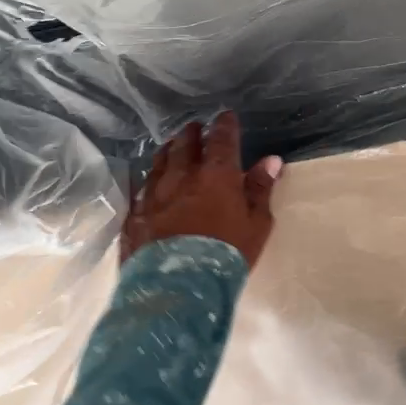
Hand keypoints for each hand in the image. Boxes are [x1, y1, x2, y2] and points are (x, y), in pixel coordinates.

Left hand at [122, 110, 282, 267]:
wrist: (178, 289)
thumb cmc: (226, 254)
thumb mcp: (257, 223)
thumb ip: (260, 189)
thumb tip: (271, 161)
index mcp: (216, 176)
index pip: (221, 140)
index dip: (224, 125)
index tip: (226, 115)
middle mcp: (182, 178)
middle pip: (184, 146)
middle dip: (191, 133)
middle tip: (194, 127)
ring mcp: (154, 196)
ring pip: (159, 163)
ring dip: (168, 151)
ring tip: (171, 145)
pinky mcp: (135, 217)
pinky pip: (141, 188)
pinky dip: (149, 178)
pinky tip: (149, 180)